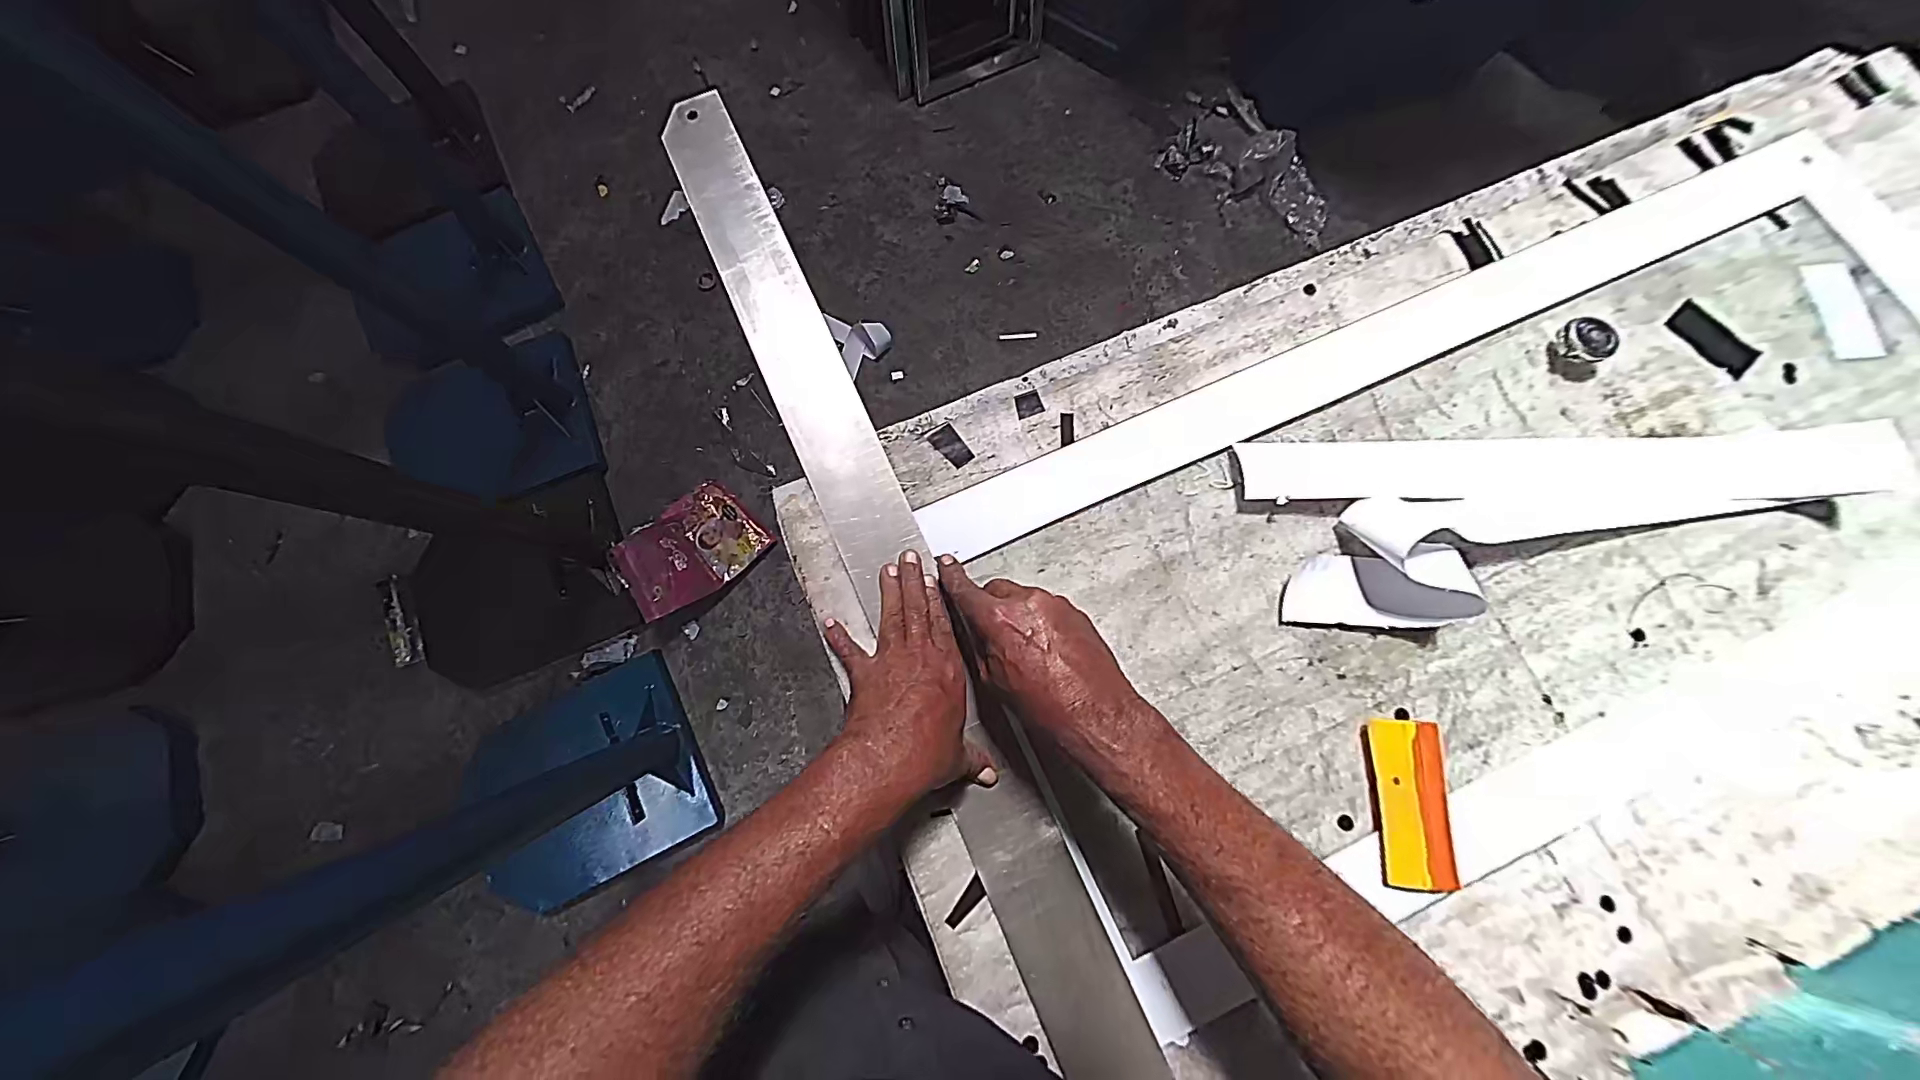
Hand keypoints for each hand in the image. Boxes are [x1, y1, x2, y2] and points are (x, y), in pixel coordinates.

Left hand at [823, 551, 996, 799]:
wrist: (890, 759)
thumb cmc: (925, 754)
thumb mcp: (957, 757)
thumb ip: (971, 758)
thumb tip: (987, 771)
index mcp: (947, 670)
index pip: (944, 624)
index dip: (939, 598)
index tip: (935, 579)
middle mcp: (920, 658)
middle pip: (918, 609)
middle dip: (914, 580)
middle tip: (910, 559)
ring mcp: (891, 662)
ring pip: (892, 617)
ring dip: (889, 592)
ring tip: (888, 571)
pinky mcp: (865, 674)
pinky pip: (850, 651)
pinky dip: (839, 636)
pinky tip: (832, 623)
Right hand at [937, 556, 1164, 770]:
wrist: (1097, 716)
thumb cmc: (1052, 710)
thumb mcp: (995, 683)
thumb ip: (978, 647)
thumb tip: (971, 634)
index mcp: (1001, 620)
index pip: (966, 589)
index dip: (952, 577)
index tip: (947, 567)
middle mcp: (1029, 605)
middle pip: (996, 591)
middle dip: (990, 608)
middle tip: (991, 635)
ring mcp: (1055, 606)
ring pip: (1023, 599)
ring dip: (1017, 617)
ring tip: (1025, 654)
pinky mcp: (1074, 613)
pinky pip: (1047, 609)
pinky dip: (1040, 624)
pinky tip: (1044, 653)